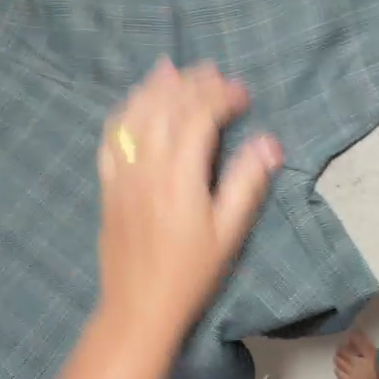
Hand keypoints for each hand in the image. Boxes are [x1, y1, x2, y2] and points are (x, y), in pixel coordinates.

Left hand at [95, 59, 281, 334]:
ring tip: (174, 70)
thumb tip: (270, 142)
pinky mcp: (107, 183)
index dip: (222, 97)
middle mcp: (147, 165)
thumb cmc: (190, 272)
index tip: (244, 94)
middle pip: (167, 107)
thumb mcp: (229, 232)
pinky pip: (110, 136)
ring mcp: (123, 172)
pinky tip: (135, 101)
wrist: (137, 308)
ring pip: (135, 114)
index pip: (200, 117)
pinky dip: (124, 110)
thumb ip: (247, 183)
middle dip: (191, 83)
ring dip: (156, 87)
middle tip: (213, 72)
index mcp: (180, 175)